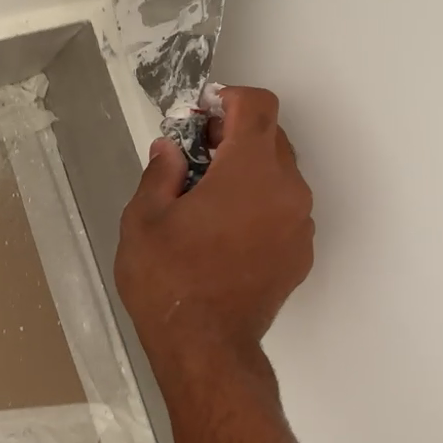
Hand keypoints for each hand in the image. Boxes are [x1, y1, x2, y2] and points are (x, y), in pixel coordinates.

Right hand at [116, 86, 313, 359]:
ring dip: (245, 171)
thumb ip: (160, 174)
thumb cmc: (166, 277)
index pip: (258, 107)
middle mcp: (287, 190)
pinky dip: (255, 204)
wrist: (203, 344)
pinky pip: (282, 209)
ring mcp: (300, 223)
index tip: (199, 112)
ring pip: (279, 175)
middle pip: (271, 138)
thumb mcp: (143, 219)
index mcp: (249, 172)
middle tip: (191, 155)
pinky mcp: (300, 252)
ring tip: (202, 198)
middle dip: (233, 136)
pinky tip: (219, 231)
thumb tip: (170, 149)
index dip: (229, 99)